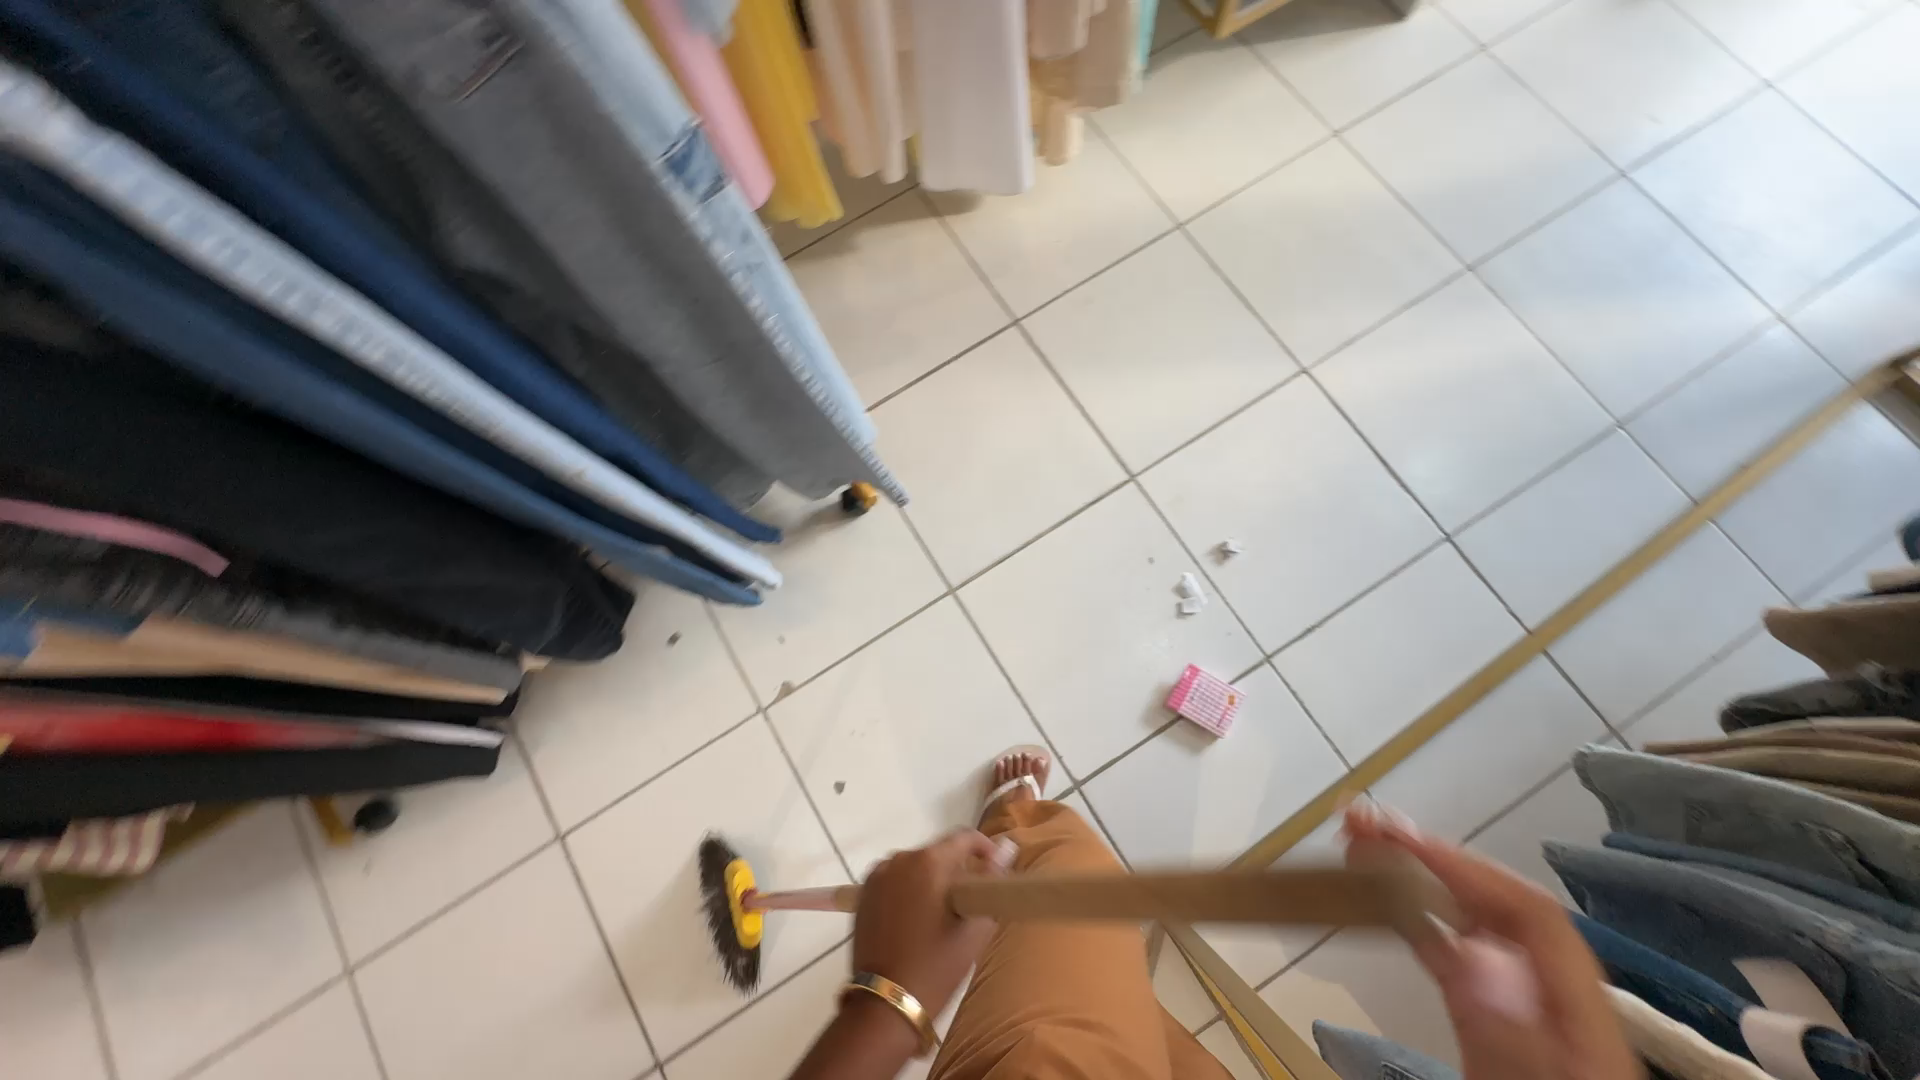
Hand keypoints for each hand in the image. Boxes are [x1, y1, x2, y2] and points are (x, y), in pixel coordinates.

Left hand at [851, 828, 1010, 1017]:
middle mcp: (900, 858)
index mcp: (929, 861)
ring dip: (930, 879)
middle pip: (937, 851)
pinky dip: (907, 890)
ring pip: (914, 866)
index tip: (995, 867)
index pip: (963, 837)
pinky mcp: (863, 894)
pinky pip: (894, 880)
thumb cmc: (938, 965)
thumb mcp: (974, 927)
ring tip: (941, 911)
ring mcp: (877, 875)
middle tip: (969, 897)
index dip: (984, 847)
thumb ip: (991, 883)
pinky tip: (915, 918)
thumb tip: (1007, 849)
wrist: (886, 1003)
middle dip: (956, 867)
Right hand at [1343, 804, 1641, 1079]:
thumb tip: (1479, 958)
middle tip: (1359, 825)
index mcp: (1579, 1025)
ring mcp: (1526, 1020)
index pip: (1530, 920)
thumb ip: (1510, 1047)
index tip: (1391, 838)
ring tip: (1361, 848)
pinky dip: (1420, 925)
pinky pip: (1459, 963)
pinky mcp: (1497, 1035)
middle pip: (1501, 913)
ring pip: (1476, 930)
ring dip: (1419, 881)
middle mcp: (1555, 1008)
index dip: (1463, 867)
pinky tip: (1387, 909)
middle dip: (1431, 859)